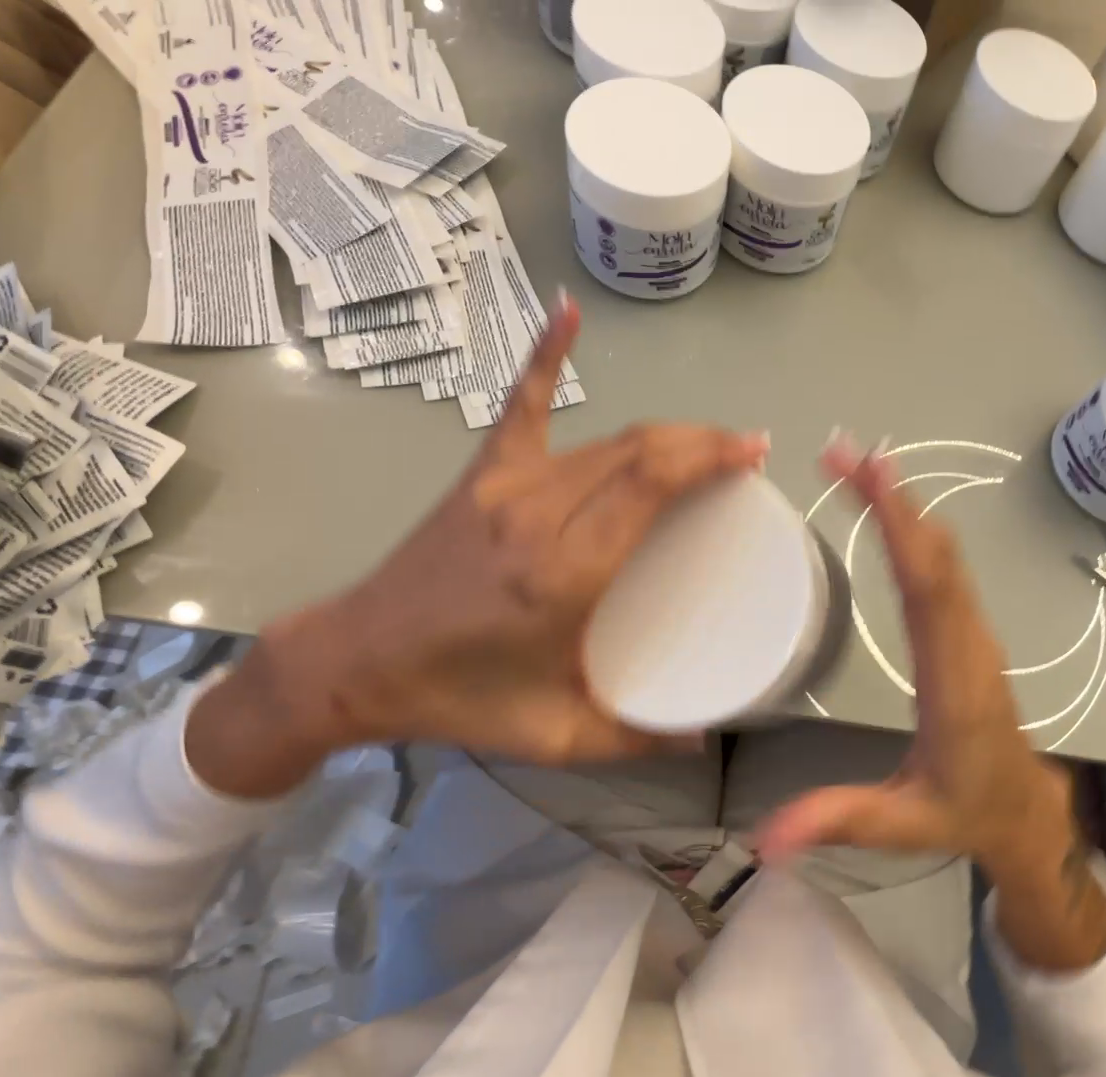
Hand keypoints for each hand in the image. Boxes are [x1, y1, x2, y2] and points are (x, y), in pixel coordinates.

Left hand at [188, 293, 767, 796]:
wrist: (352, 663)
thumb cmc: (457, 698)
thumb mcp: (554, 735)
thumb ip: (635, 737)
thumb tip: (706, 738)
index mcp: (562, 573)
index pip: (648, 488)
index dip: (707, 457)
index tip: (752, 454)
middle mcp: (537, 515)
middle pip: (635, 453)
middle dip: (699, 441)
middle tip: (746, 450)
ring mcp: (504, 486)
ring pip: (601, 438)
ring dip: (662, 430)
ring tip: (706, 438)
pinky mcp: (481, 476)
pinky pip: (520, 406)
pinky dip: (546, 356)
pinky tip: (568, 311)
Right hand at [756, 436, 1105, 969]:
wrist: (1025, 809)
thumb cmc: (966, 811)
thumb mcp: (904, 823)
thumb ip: (837, 821)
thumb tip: (761, 841)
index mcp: (953, 681)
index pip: (928, 592)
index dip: (901, 530)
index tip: (870, 476)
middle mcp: (968, 642)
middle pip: (935, 556)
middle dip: (891, 498)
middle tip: (840, 452)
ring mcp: (972, 632)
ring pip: (943, 554)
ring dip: (902, 505)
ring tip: (853, 465)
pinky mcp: (966, 630)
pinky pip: (942, 567)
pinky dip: (913, 527)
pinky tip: (885, 507)